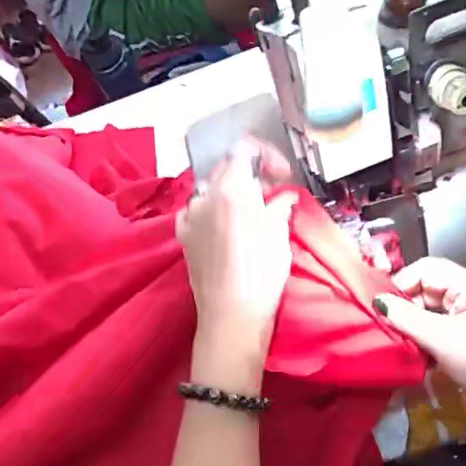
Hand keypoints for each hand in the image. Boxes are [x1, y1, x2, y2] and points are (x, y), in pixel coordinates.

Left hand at [177, 140, 300, 384]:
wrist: (231, 316)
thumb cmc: (262, 275)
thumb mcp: (279, 235)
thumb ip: (278, 206)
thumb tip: (282, 196)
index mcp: (231, 188)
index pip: (245, 149)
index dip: (267, 155)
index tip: (281, 176)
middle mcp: (204, 195)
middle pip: (226, 167)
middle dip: (250, 174)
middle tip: (270, 194)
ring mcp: (190, 216)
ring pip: (210, 189)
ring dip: (230, 193)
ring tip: (249, 213)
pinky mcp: (183, 236)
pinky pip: (197, 211)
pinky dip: (211, 210)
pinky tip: (224, 225)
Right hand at [374, 258, 465, 419]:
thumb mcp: (441, 339)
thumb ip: (406, 318)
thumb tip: (377, 301)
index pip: (427, 268)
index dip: (401, 282)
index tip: (380, 305)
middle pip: (427, 287)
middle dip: (405, 305)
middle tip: (385, 325)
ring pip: (429, 309)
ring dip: (411, 323)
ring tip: (395, 338)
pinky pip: (435, 326)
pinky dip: (421, 335)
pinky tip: (411, 349)